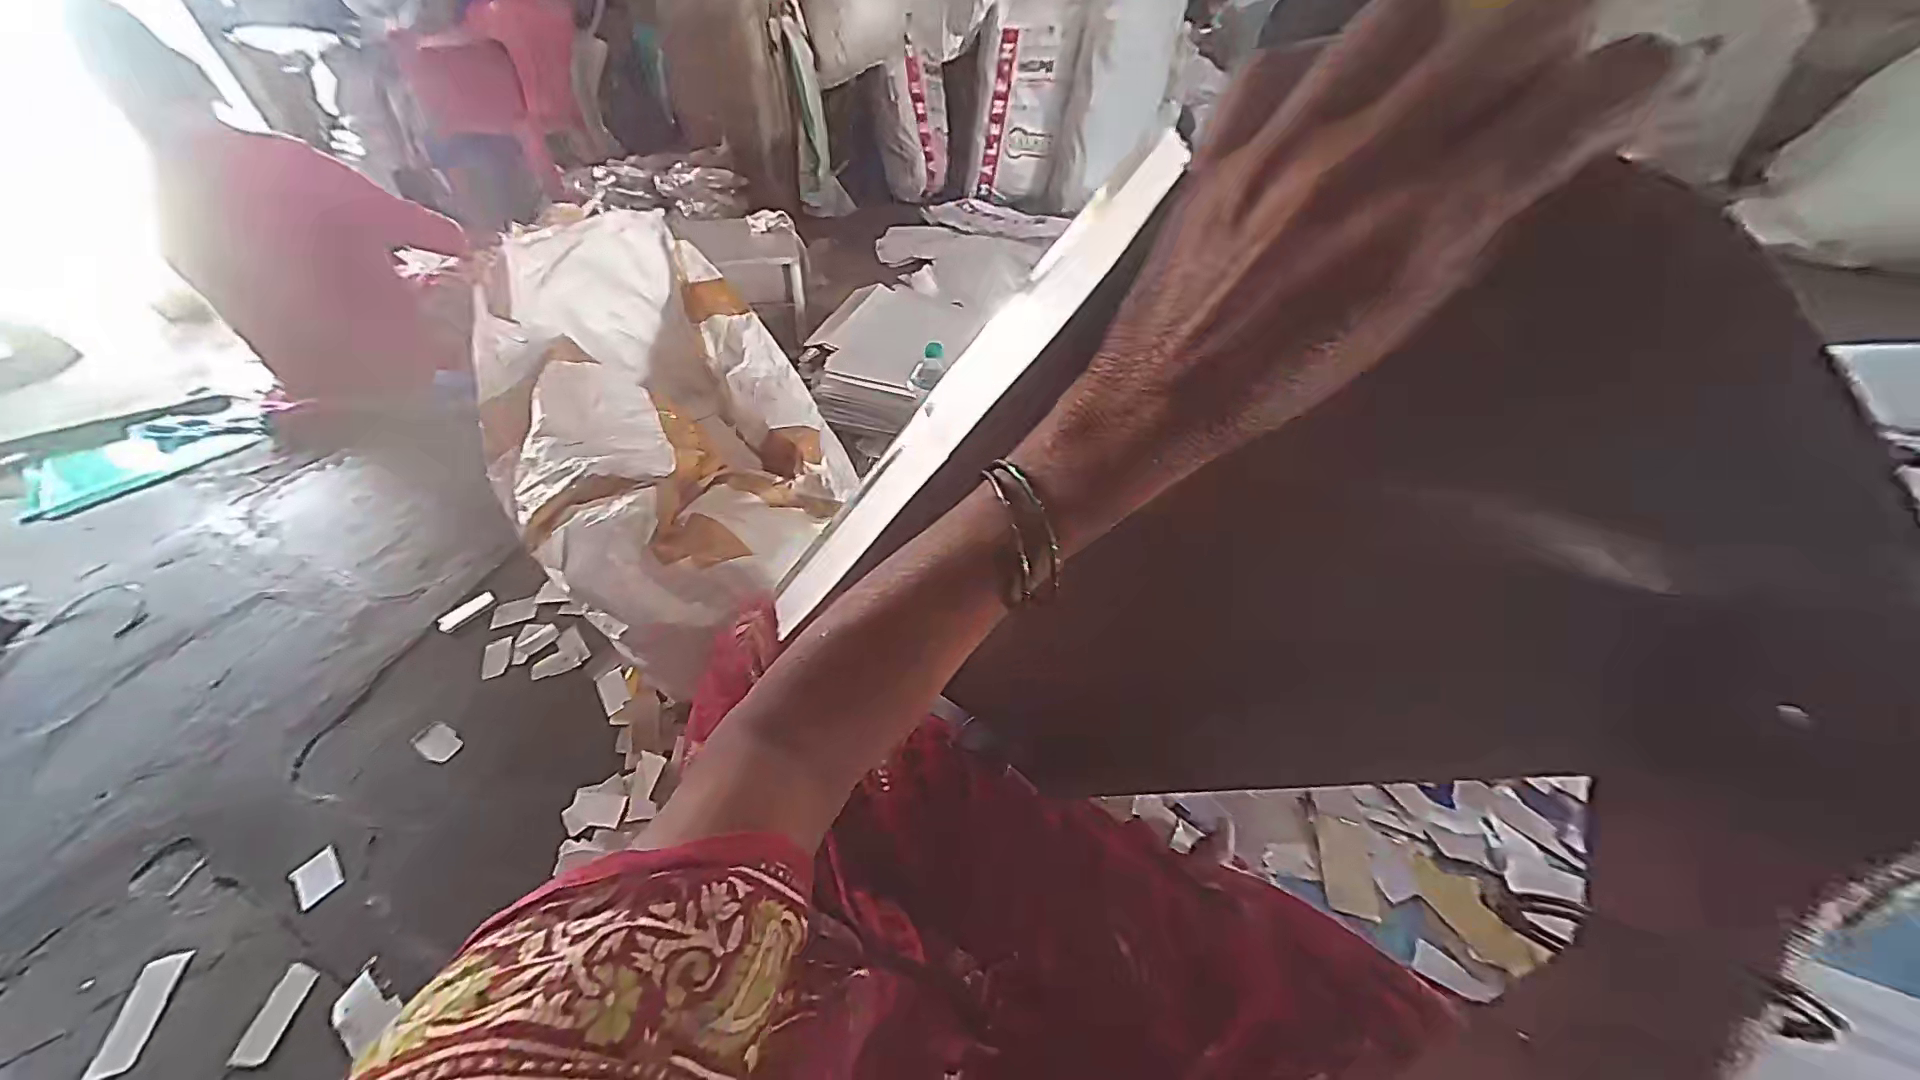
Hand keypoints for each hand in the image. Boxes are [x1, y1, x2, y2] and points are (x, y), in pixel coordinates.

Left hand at [1013, 0, 1673, 552]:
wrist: (1159, 394)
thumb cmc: (1275, 385)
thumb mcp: (1390, 326)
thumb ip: (1465, 238)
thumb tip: (1525, 168)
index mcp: (1424, 223)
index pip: (1582, 99)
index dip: (1632, 80)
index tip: (1630, 85)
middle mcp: (1364, 160)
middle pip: (1514, 22)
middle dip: (1557, 31)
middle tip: (1542, 63)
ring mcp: (1281, 143)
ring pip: (1402, 13)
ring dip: (1448, 23)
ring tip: (1443, 58)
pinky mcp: (1218, 148)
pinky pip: (1282, 62)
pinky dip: (1321, 63)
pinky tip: (1328, 90)